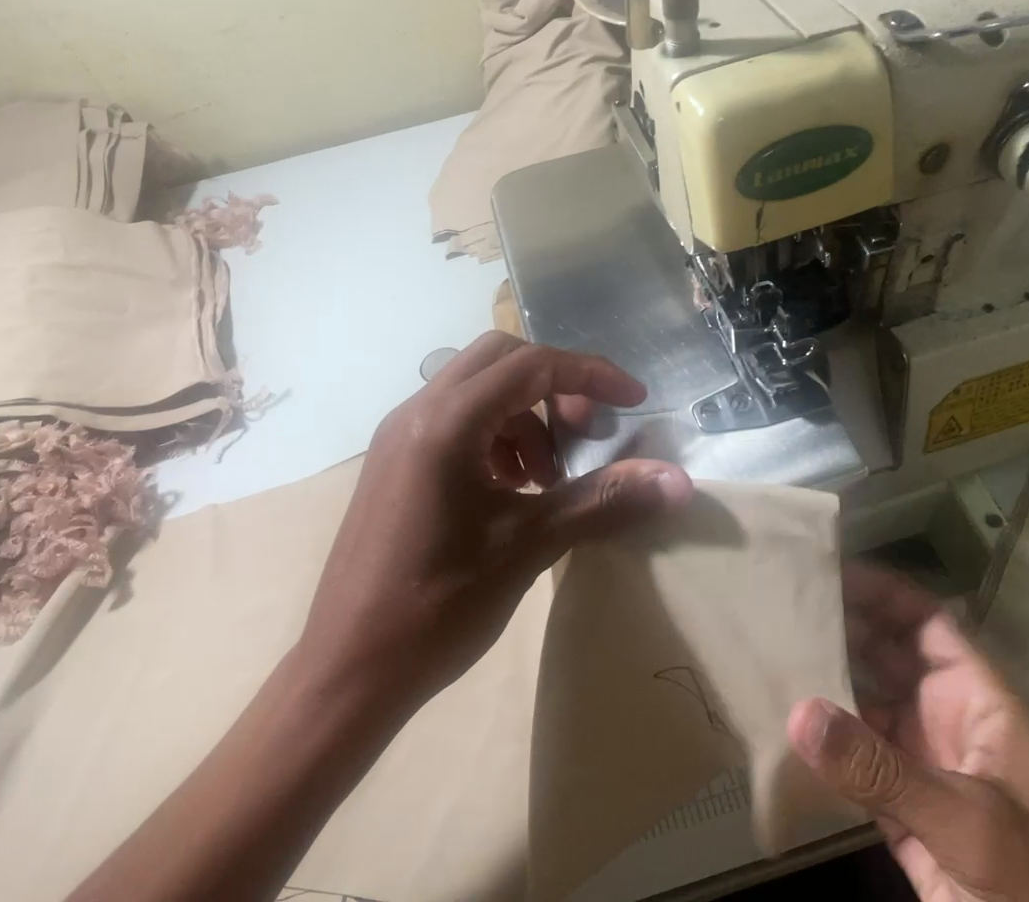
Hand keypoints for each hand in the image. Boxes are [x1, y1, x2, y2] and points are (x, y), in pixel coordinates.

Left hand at [299, 332, 692, 714]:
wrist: (350, 668)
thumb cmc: (439, 605)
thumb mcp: (529, 546)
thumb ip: (604, 501)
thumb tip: (679, 481)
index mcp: (445, 423)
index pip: (532, 365)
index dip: (591, 376)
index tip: (634, 402)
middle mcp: (416, 413)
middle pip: (500, 360)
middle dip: (554, 387)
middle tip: (585, 437)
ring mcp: (398, 438)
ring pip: (476, 391)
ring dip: (524, 417)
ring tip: (548, 479)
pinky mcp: (394, 464)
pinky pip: (454, 423)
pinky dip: (495, 438)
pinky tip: (512, 492)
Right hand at [787, 565, 1028, 901]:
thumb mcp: (971, 821)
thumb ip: (886, 771)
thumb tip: (799, 712)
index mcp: (979, 703)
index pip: (929, 625)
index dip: (884, 593)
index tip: (828, 571)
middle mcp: (946, 723)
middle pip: (887, 659)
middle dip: (841, 633)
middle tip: (778, 609)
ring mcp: (922, 769)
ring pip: (864, 710)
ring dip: (823, 688)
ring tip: (766, 657)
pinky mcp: (901, 815)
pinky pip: (854, 766)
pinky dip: (820, 749)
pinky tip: (779, 729)